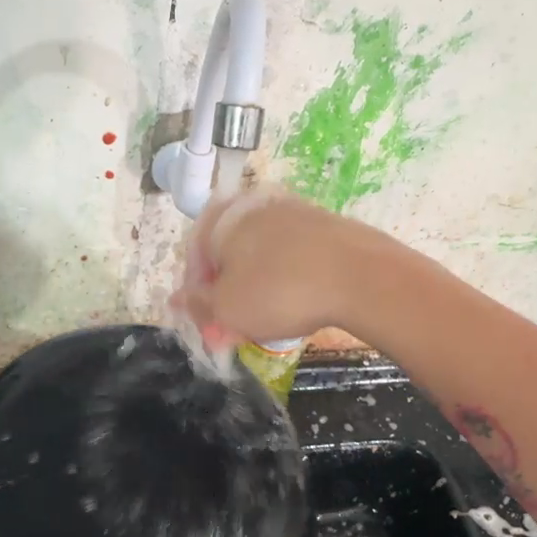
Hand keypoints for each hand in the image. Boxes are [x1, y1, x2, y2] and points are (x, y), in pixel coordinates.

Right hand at [172, 189, 398, 346]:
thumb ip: (197, 305)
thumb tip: (176, 299)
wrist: (360, 277)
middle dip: (227, 295)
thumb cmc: (277, 292)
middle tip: (233, 330)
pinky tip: (296, 307)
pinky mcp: (325, 226)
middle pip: (228, 255)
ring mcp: (294, 212)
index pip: (194, 254)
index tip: (206, 324)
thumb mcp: (226, 309)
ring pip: (261, 256)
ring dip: (255, 290)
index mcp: (222, 218)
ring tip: (265, 324)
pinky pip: (292, 257)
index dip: (195, 294)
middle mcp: (255, 206)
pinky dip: (285, 281)